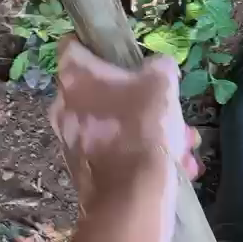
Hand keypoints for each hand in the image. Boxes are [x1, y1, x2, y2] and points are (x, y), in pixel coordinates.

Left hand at [50, 39, 199, 241]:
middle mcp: (63, 103)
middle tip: (164, 106)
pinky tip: (172, 164)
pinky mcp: (81, 169)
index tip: (118, 52)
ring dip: (144, 128)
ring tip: (179, 142)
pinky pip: (111, 149)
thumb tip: (159, 66)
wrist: (132, 200)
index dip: (94, 43)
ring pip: (111, 122)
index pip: (72, 43)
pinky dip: (137, 152)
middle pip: (99, 87)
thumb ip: (160, 66)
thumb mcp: (162, 83)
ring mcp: (69, 138)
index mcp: (75, 75)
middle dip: (137, 97)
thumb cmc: (142, 128)